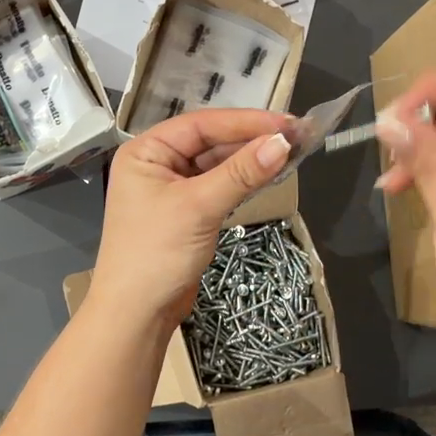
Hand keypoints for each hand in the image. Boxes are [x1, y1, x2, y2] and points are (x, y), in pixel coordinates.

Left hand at [91, 108, 293, 328]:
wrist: (137, 313)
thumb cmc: (157, 254)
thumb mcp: (200, 207)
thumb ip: (242, 173)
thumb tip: (283, 143)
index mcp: (146, 152)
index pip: (202, 124)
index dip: (246, 122)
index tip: (287, 124)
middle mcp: (156, 165)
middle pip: (210, 142)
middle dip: (251, 140)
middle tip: (297, 138)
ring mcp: (171, 190)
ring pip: (217, 165)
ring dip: (250, 161)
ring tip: (291, 153)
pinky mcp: (186, 214)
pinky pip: (218, 188)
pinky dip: (242, 182)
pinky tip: (268, 176)